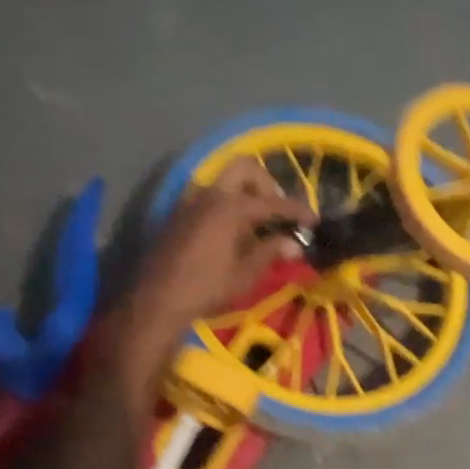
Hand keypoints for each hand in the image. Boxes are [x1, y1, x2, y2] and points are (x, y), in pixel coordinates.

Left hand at [126, 157, 315, 330]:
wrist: (156, 300)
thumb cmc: (205, 289)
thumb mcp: (245, 275)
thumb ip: (270, 252)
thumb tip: (294, 244)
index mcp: (231, 208)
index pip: (273, 202)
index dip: (297, 210)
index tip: (313, 220)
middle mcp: (210, 194)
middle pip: (245, 167)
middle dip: (266, 183)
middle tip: (276, 209)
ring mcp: (190, 201)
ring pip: (223, 178)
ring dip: (243, 190)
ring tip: (254, 218)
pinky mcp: (177, 213)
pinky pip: (207, 194)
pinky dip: (225, 201)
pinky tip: (229, 228)